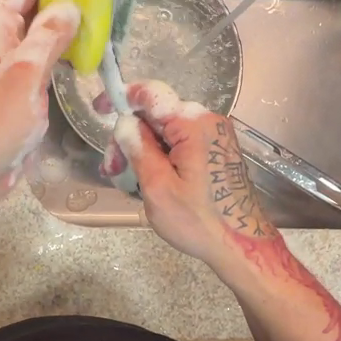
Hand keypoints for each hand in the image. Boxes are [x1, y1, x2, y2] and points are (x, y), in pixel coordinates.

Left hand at [0, 0, 80, 211]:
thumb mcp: (24, 75)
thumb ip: (48, 36)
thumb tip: (71, 5)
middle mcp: (2, 36)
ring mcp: (11, 61)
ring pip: (44, 27)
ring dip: (71, 19)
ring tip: (107, 12)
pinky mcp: (20, 84)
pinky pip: (46, 54)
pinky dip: (66, 47)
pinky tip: (90, 49)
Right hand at [106, 81, 281, 276]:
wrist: (241, 245)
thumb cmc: (198, 220)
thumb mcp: (157, 187)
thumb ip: (138, 149)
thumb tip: (124, 123)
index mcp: (194, 125)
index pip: (151, 95)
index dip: (121, 98)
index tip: (99, 109)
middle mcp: (208, 122)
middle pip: (156, 116)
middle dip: (129, 138)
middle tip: (111, 170)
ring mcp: (215, 137)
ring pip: (166, 132)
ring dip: (142, 151)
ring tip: (127, 182)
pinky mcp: (216, 152)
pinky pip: (180, 144)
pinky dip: (160, 157)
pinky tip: (147, 181)